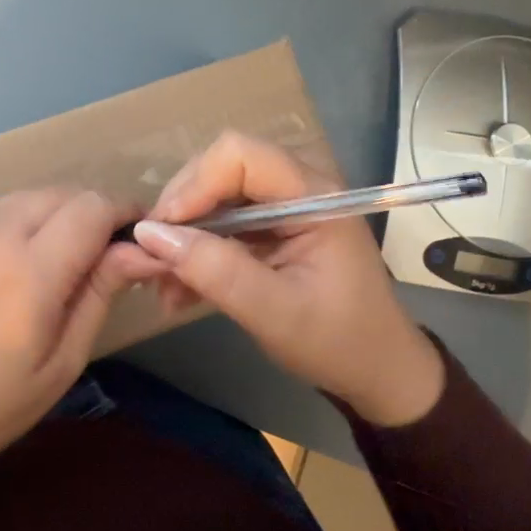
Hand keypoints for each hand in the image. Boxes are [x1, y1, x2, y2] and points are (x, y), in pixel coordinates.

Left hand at [0, 188, 135, 501]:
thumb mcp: (57, 366)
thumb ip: (99, 296)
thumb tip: (142, 250)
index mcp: (30, 270)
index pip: (94, 207)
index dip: (126, 213)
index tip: (141, 239)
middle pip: (65, 192)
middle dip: (96, 211)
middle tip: (108, 253)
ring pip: (32, 194)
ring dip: (60, 211)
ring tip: (68, 256)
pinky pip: (0, 206)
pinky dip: (26, 217)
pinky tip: (23, 256)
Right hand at [117, 132, 444, 426]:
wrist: (380, 374)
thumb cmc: (339, 343)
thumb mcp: (274, 313)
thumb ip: (215, 271)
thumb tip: (149, 235)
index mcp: (312, 195)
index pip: (239, 155)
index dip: (195, 184)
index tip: (166, 231)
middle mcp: (296, 186)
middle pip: (220, 168)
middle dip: (181, 210)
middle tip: (154, 257)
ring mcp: (281, 206)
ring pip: (213, 194)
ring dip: (183, 234)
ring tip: (161, 282)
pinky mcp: (270, 228)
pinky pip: (220, 221)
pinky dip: (195, 250)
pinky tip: (177, 288)